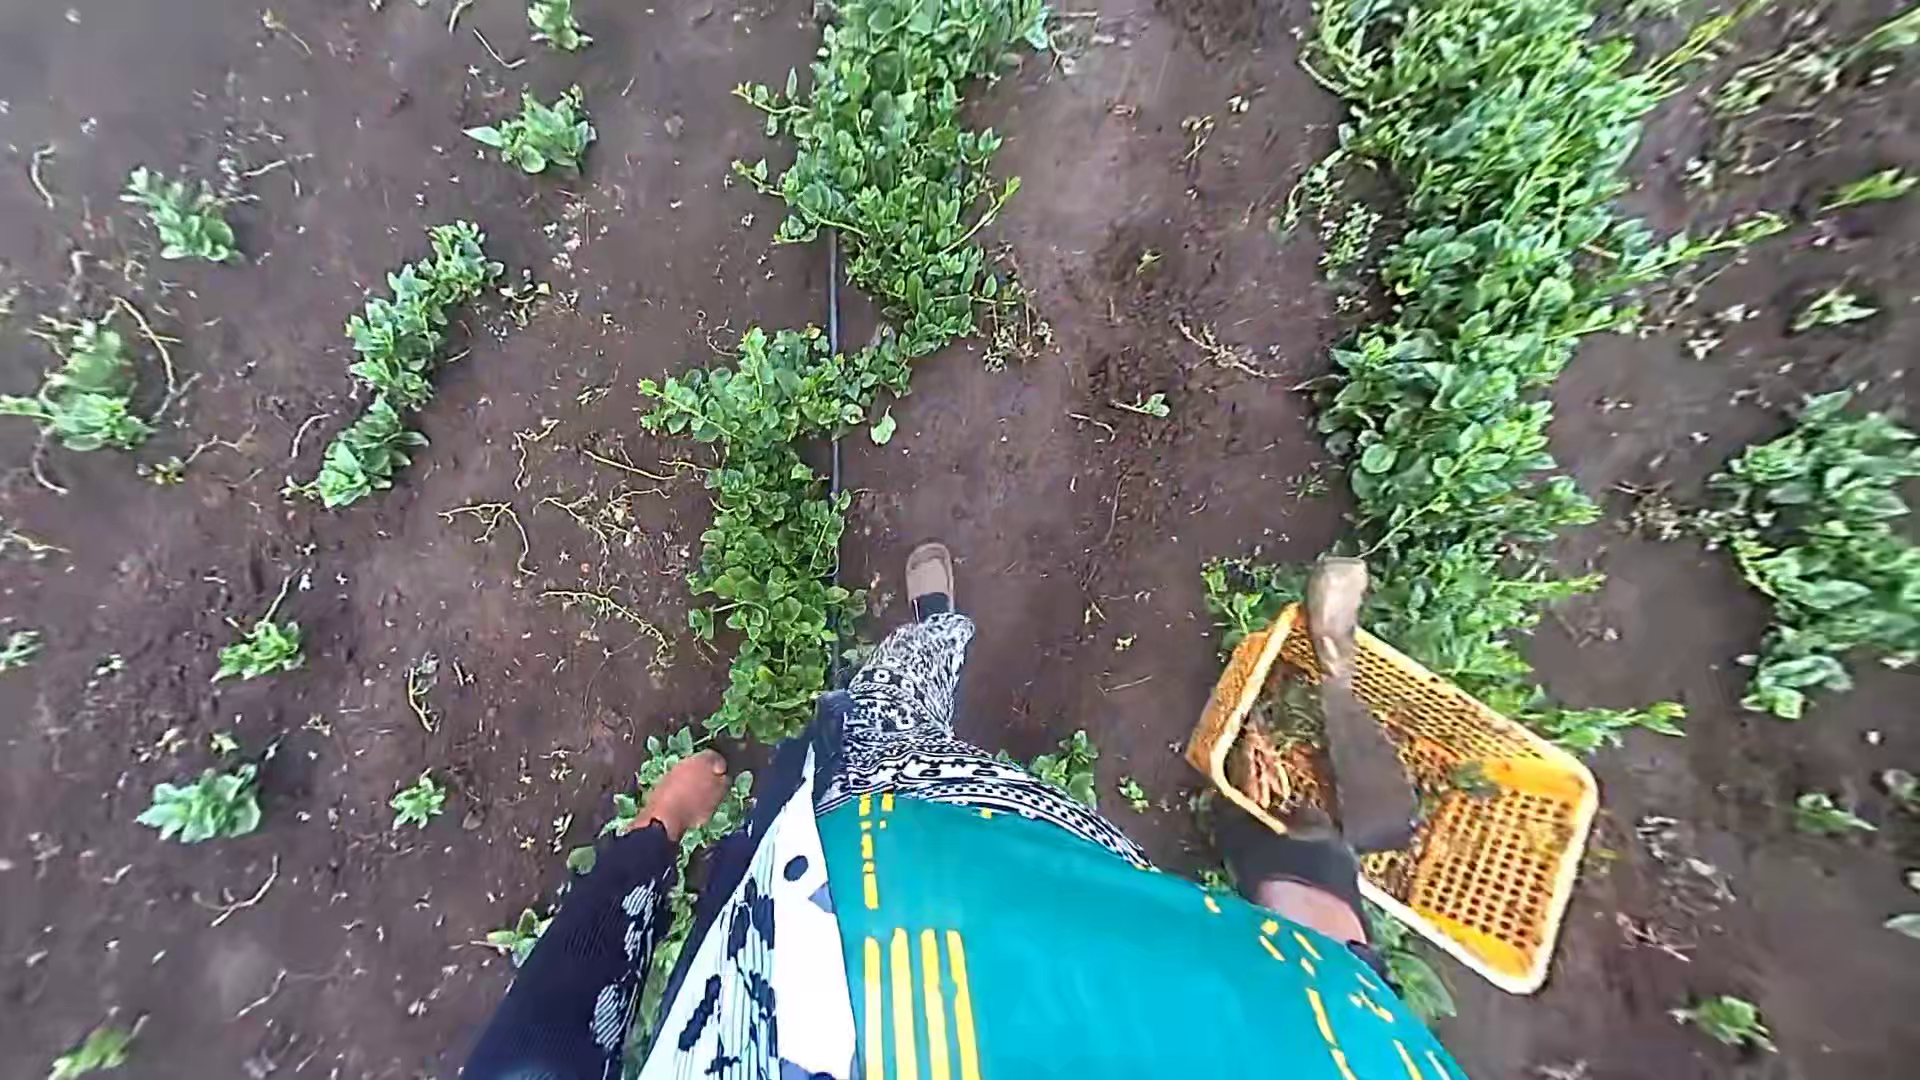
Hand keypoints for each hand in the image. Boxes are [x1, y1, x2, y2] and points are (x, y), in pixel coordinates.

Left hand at [623, 750, 729, 841]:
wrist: (663, 820)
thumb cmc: (696, 805)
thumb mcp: (719, 794)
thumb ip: (724, 781)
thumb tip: (723, 777)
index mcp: (702, 758)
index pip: (715, 756)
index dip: (721, 767)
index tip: (723, 778)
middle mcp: (685, 761)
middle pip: (698, 764)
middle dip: (704, 774)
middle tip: (710, 788)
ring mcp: (670, 774)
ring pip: (685, 775)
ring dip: (691, 784)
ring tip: (697, 799)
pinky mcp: (658, 787)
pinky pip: (674, 787)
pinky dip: (679, 793)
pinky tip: (683, 805)